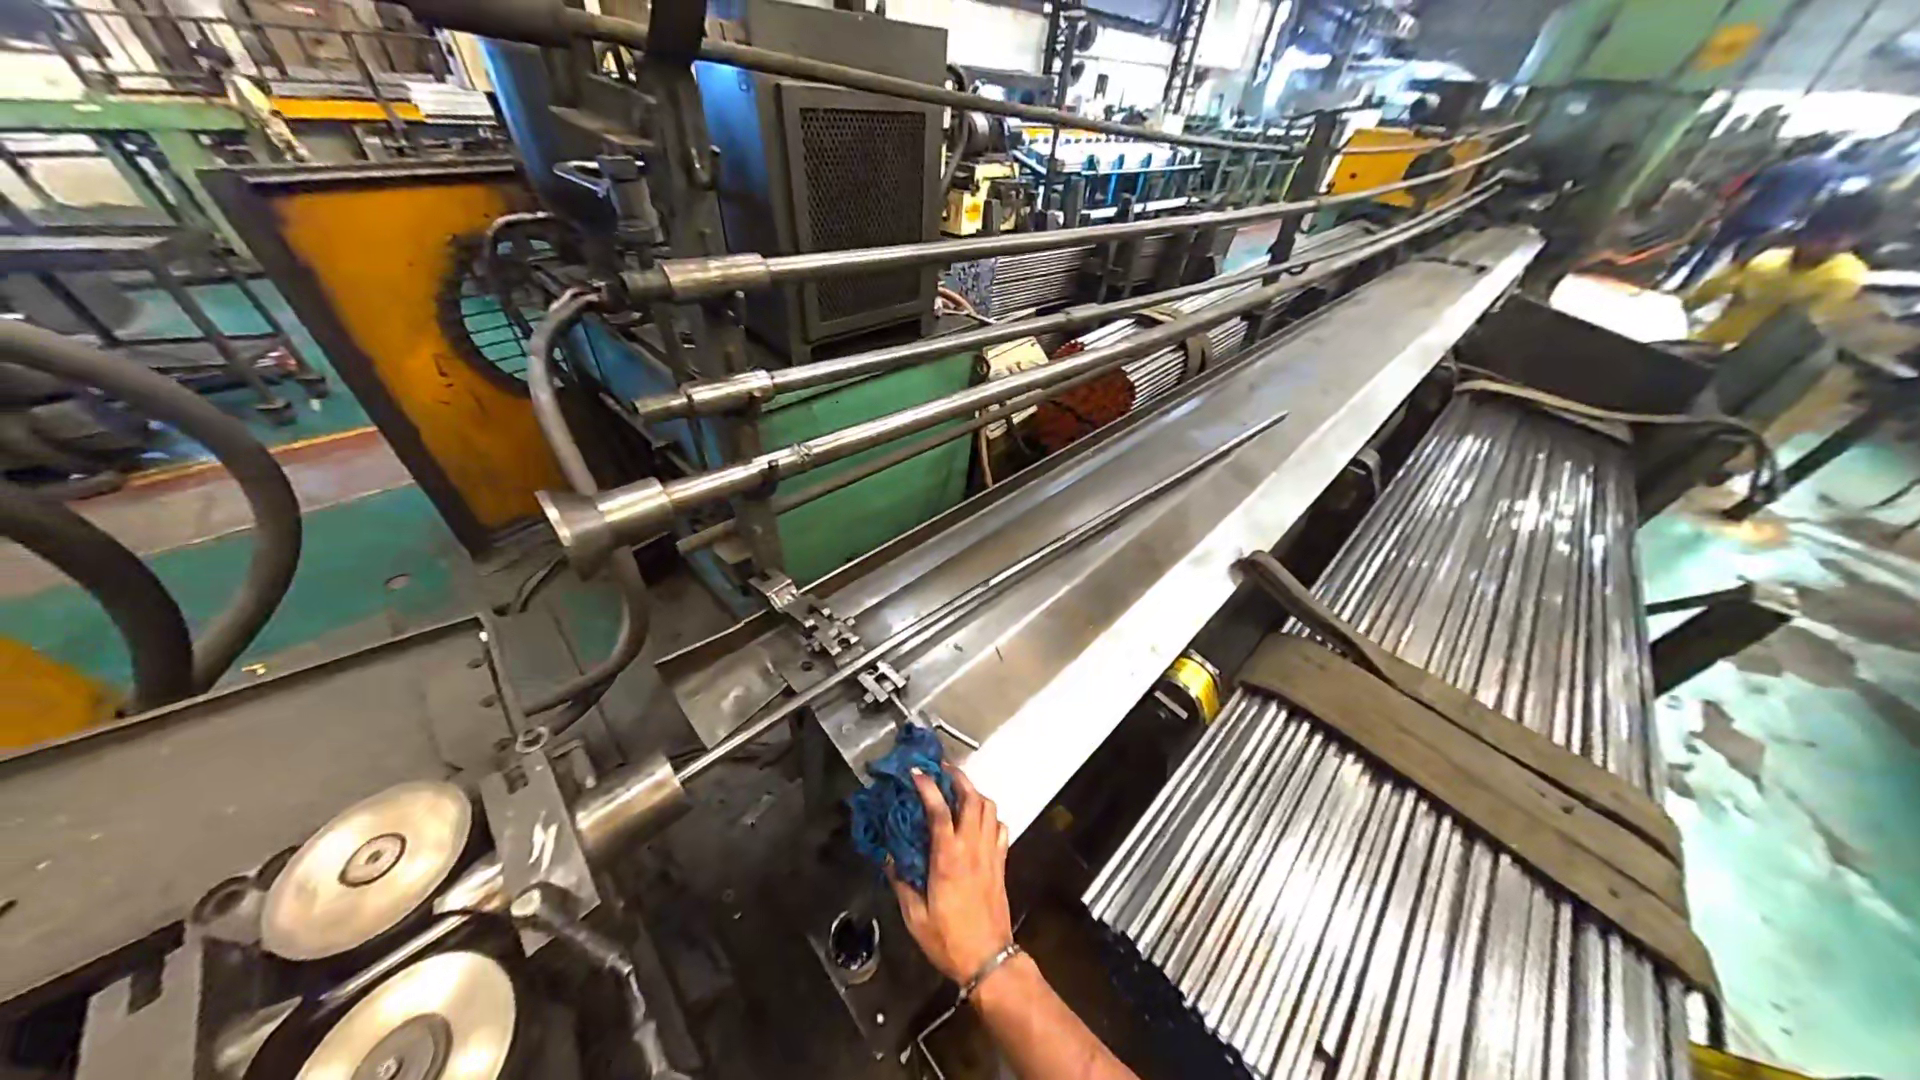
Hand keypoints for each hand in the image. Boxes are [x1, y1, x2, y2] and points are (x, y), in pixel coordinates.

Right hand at [888, 766, 1011, 983]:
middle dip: (958, 777)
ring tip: (958, 788)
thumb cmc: (948, 939)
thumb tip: (890, 857)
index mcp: (948, 858)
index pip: (939, 810)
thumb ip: (902, 882)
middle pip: (972, 798)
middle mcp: (972, 848)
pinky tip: (977, 819)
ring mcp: (990, 853)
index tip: (917, 772)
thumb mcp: (915, 915)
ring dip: (974, 792)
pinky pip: (1000, 827)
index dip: (928, 787)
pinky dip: (989, 815)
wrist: (988, 959)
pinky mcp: (1001, 862)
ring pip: (989, 808)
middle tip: (942, 768)